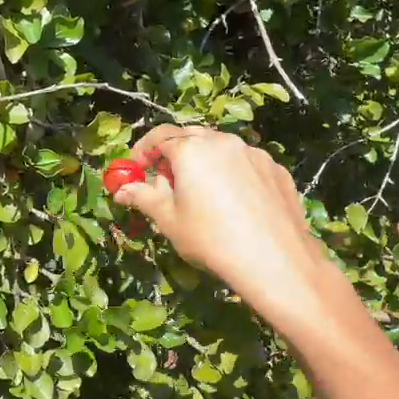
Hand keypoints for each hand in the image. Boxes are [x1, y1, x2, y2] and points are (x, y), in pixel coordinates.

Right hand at [113, 126, 354, 336]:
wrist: (276, 261)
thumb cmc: (211, 238)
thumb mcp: (168, 219)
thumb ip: (143, 197)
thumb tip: (121, 190)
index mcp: (191, 149)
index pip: (160, 136)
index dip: (144, 151)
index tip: (137, 169)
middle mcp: (223, 142)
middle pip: (190, 137)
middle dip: (174, 154)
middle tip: (168, 182)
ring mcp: (254, 154)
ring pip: (220, 148)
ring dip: (204, 161)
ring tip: (202, 192)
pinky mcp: (276, 169)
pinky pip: (245, 162)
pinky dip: (232, 172)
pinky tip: (235, 202)